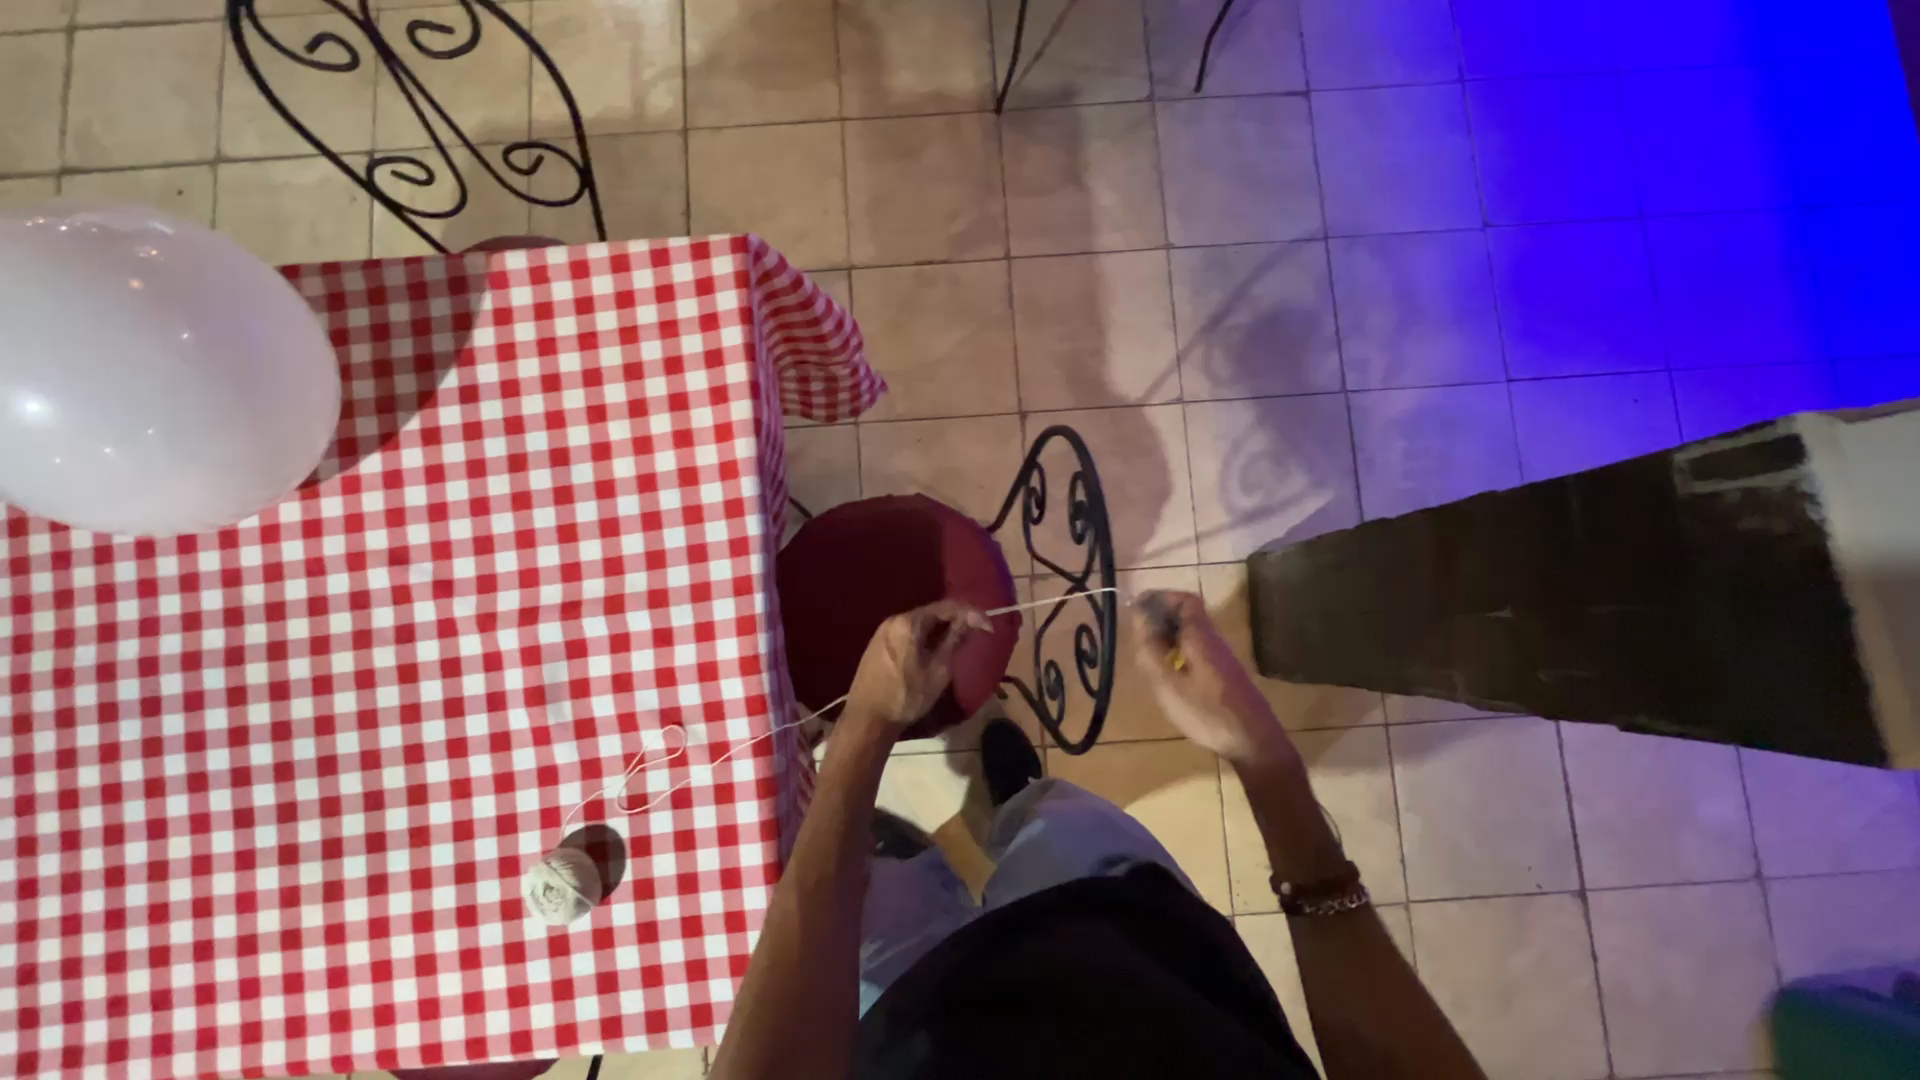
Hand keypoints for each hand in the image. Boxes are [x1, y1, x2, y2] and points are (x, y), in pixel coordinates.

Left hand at [845, 601, 992, 729]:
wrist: (867, 720)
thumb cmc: (907, 696)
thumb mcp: (938, 670)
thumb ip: (954, 640)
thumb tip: (972, 620)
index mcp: (908, 622)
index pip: (947, 607)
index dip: (971, 614)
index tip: (989, 627)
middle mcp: (893, 620)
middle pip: (931, 613)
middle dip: (955, 621)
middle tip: (975, 634)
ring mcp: (882, 632)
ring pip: (919, 624)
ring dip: (940, 630)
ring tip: (958, 642)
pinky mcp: (877, 645)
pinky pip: (907, 633)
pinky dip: (924, 637)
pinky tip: (932, 650)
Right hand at [1129, 590, 1297, 768]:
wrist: (1255, 743)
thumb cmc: (1208, 713)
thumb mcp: (1168, 685)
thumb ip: (1150, 651)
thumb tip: (1138, 619)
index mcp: (1201, 638)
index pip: (1185, 600)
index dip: (1161, 596)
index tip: (1137, 605)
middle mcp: (1214, 642)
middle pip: (1188, 615)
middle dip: (1160, 616)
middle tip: (1136, 633)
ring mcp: (1222, 660)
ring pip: (1192, 634)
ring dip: (1168, 636)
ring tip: (1146, 653)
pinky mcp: (1225, 676)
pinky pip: (1197, 651)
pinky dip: (1177, 652)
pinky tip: (1167, 673)